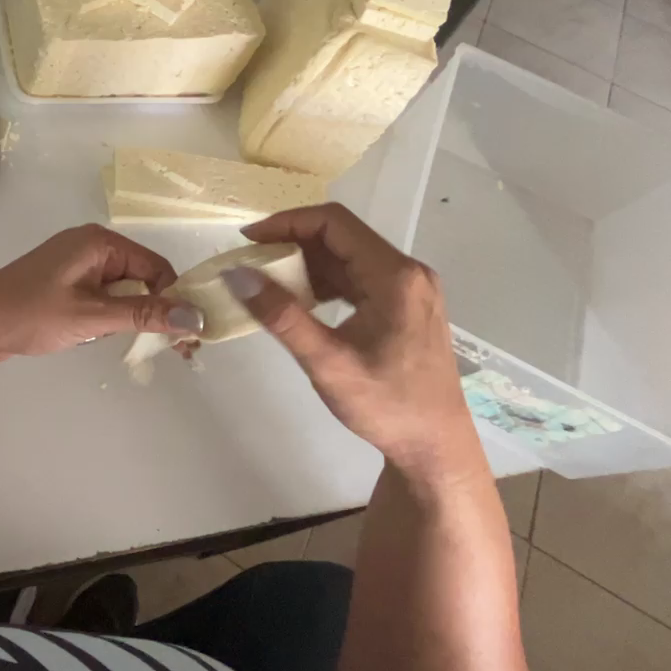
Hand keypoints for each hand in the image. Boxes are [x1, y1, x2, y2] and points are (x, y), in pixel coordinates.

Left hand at [0, 225, 201, 362]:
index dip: (175, 300)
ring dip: (130, 317)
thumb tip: (196, 317)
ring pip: (121, 291)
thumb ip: (144, 314)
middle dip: (156, 311)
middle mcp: (90, 246)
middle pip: (142, 278)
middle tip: (173, 350)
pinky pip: (100, 297)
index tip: (188, 337)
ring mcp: (74, 264)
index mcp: (99, 242)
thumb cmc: (30, 314)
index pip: (157, 268)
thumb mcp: (92, 316)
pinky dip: (107, 317)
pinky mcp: (63, 283)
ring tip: (137, 346)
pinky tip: (100, 336)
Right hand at [231, 204, 482, 484]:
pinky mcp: (403, 306)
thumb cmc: (385, 404)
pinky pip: (356, 277)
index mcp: (395, 276)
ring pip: (346, 256)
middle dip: (290, 242)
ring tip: (266, 282)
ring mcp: (408, 290)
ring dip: (304, 263)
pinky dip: (322, 281)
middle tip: (249, 262)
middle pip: (340, 236)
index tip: (247, 240)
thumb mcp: (326, 361)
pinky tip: (299, 302)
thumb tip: (236, 275)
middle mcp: (407, 273)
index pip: (334, 223)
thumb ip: (281, 316)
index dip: (286, 222)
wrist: (434, 447)